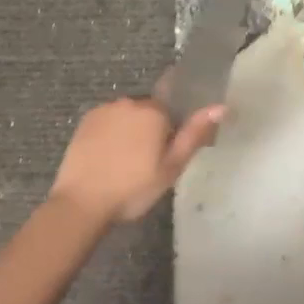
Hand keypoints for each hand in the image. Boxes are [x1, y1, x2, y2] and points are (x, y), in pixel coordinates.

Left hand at [47, 98, 223, 223]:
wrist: (83, 201)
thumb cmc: (133, 188)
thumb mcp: (171, 167)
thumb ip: (194, 134)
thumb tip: (221, 106)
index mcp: (153, 112)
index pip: (171, 111)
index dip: (170, 133)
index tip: (164, 156)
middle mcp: (129, 102)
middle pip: (148, 111)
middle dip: (150, 130)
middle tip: (146, 164)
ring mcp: (104, 110)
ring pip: (126, 116)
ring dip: (129, 131)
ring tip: (124, 164)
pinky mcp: (85, 121)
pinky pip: (107, 121)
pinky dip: (110, 135)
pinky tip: (107, 159)